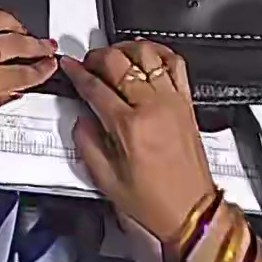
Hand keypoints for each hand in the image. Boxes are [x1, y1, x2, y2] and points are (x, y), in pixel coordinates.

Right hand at [62, 40, 216, 245]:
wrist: (192, 213)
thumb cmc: (155, 201)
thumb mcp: (107, 181)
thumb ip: (87, 144)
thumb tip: (81, 119)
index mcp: (129, 127)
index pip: (95, 87)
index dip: (77, 73)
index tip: (70, 66)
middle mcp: (152, 107)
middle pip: (118, 61)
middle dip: (96, 57)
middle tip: (88, 64)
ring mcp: (171, 100)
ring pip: (146, 53)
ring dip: (125, 48)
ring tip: (114, 55)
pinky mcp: (186, 100)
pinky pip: (174, 62)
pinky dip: (159, 51)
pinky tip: (146, 54)